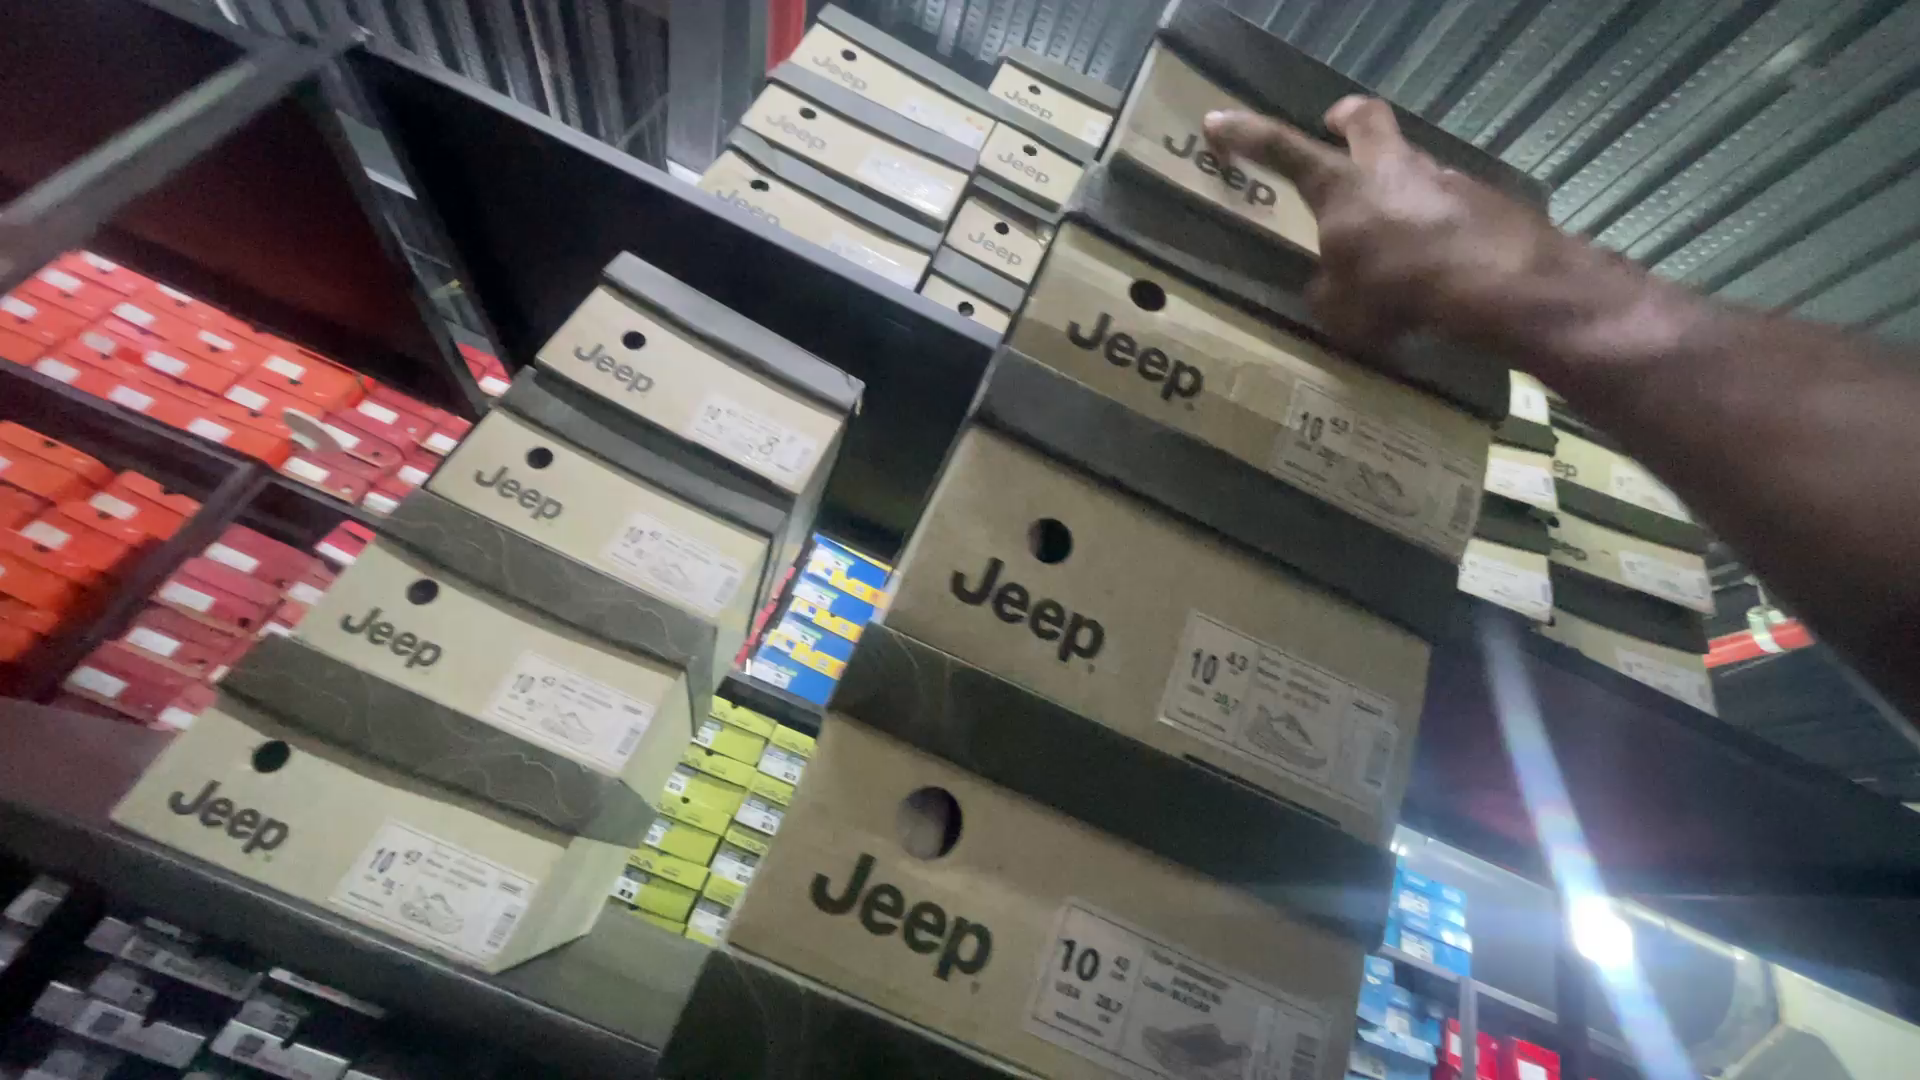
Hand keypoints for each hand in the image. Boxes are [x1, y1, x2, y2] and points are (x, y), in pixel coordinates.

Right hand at [1203, 97, 1589, 357]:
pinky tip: (1433, 262)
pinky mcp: (1482, 200)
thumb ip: (1327, 288)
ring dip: (1394, 184)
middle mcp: (1390, 169)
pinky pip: (1444, 205)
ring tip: (1388, 231)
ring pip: (1409, 164)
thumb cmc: (1395, 289)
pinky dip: (1431, 226)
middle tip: (1336, 125)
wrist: (1496, 281)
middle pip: (1366, 119)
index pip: (1282, 150)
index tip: (1217, 120)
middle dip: (1346, 118)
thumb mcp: (1338, 308)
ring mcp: (1442, 178)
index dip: (1247, 135)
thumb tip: (1331, 284)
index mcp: (1341, 188)